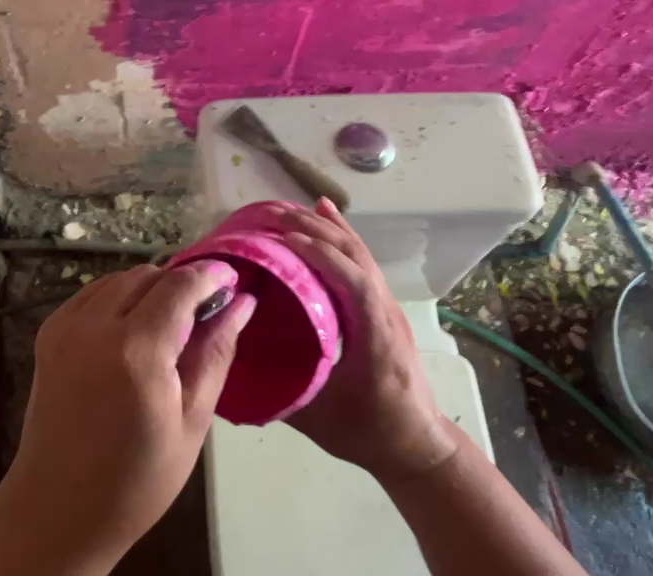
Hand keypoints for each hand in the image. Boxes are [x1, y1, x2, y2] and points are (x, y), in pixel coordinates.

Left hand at [0, 262, 256, 575]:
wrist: (59, 508)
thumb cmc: (137, 478)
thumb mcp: (192, 420)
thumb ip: (216, 353)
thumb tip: (242, 303)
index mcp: (136, 350)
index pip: (179, 285)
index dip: (210, 275)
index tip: (233, 278)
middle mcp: (94, 326)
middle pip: (147, 275)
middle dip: (180, 282)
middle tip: (205, 310)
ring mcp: (65, 326)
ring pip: (117, 279)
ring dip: (148, 288)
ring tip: (171, 322)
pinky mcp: (48, 333)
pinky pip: (90, 295)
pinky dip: (116, 298)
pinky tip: (132, 328)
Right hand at [282, 199, 460, 482]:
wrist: (418, 446)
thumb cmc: (369, 432)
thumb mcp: (320, 419)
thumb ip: (280, 389)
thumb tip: (234, 358)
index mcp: (375, 337)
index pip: (355, 283)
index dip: (322, 257)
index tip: (286, 240)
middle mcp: (385, 312)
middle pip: (356, 257)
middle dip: (316, 230)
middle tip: (272, 214)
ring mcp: (387, 306)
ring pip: (360, 253)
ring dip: (325, 227)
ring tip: (289, 208)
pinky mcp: (381, 306)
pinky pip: (361, 260)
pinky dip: (339, 234)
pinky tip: (324, 213)